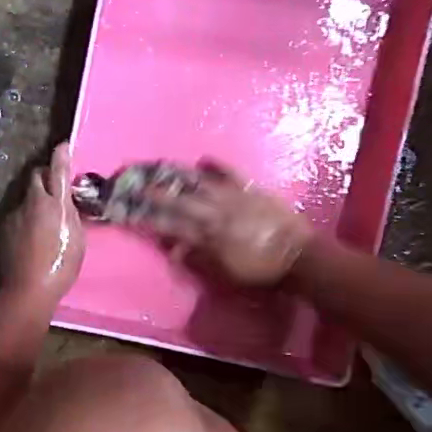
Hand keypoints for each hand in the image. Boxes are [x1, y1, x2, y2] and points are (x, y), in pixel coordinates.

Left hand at [0, 142, 84, 307]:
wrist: (28, 289)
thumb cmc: (61, 265)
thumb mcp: (77, 238)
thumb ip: (71, 213)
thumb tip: (66, 202)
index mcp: (55, 203)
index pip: (58, 170)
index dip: (61, 156)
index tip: (63, 146)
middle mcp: (32, 202)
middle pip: (36, 176)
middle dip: (45, 175)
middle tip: (55, 187)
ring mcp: (14, 213)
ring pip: (27, 196)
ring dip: (36, 200)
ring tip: (45, 221)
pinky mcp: (4, 227)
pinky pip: (18, 214)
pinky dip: (26, 217)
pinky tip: (32, 236)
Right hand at [139, 161, 315, 286]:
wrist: (299, 257)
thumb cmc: (261, 272)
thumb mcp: (225, 272)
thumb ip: (197, 258)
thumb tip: (171, 248)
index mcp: (208, 237)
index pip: (172, 226)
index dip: (151, 220)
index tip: (133, 213)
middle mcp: (216, 214)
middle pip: (180, 202)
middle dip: (157, 194)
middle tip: (138, 186)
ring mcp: (233, 199)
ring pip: (201, 184)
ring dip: (179, 176)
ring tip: (162, 167)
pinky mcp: (250, 190)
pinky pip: (230, 174)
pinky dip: (216, 165)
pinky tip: (203, 158)